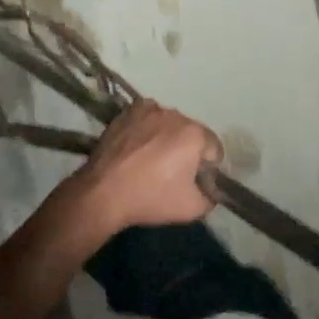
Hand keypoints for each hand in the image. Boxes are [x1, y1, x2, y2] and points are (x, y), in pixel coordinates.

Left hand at [72, 100, 221, 231]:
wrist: (103, 191)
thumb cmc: (151, 198)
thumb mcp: (192, 208)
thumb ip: (211, 197)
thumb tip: (209, 188)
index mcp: (194, 133)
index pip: (214, 148)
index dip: (208, 168)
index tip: (194, 182)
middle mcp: (173, 114)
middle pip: (191, 133)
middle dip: (187, 150)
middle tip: (173, 173)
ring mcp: (147, 110)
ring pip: (168, 124)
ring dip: (166, 138)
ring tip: (151, 161)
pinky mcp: (126, 112)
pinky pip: (146, 119)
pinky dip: (146, 130)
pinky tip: (137, 149)